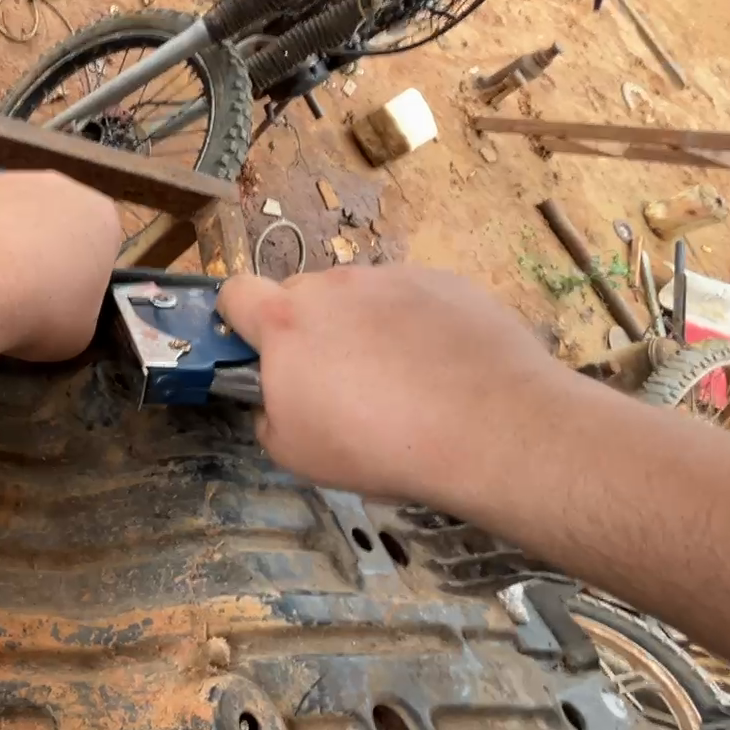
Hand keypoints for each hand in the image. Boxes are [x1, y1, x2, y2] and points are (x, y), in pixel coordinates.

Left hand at [0, 172, 120, 360]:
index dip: (80, 280)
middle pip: (57, 226)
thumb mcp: (81, 332)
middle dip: (43, 257)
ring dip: (5, 248)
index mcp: (102, 219)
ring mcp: (12, 182)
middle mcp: (62, 188)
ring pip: (14, 220)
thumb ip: (81, 312)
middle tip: (24, 298)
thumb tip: (62, 313)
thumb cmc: (41, 312)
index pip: (100, 248)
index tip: (61, 305)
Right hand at [217, 265, 578, 500]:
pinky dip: (410, 323)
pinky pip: (408, 297)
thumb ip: (267, 413)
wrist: (496, 432)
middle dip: (305, 328)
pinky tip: (437, 365)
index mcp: (284, 322)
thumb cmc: (375, 445)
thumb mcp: (291, 451)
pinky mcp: (445, 282)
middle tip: (334, 378)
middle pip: (299, 294)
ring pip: (355, 295)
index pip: (234, 292)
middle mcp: (334, 287)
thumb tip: (280, 400)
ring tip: (397, 376)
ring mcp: (392, 278)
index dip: (236, 318)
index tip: (258, 351)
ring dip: (358, 324)